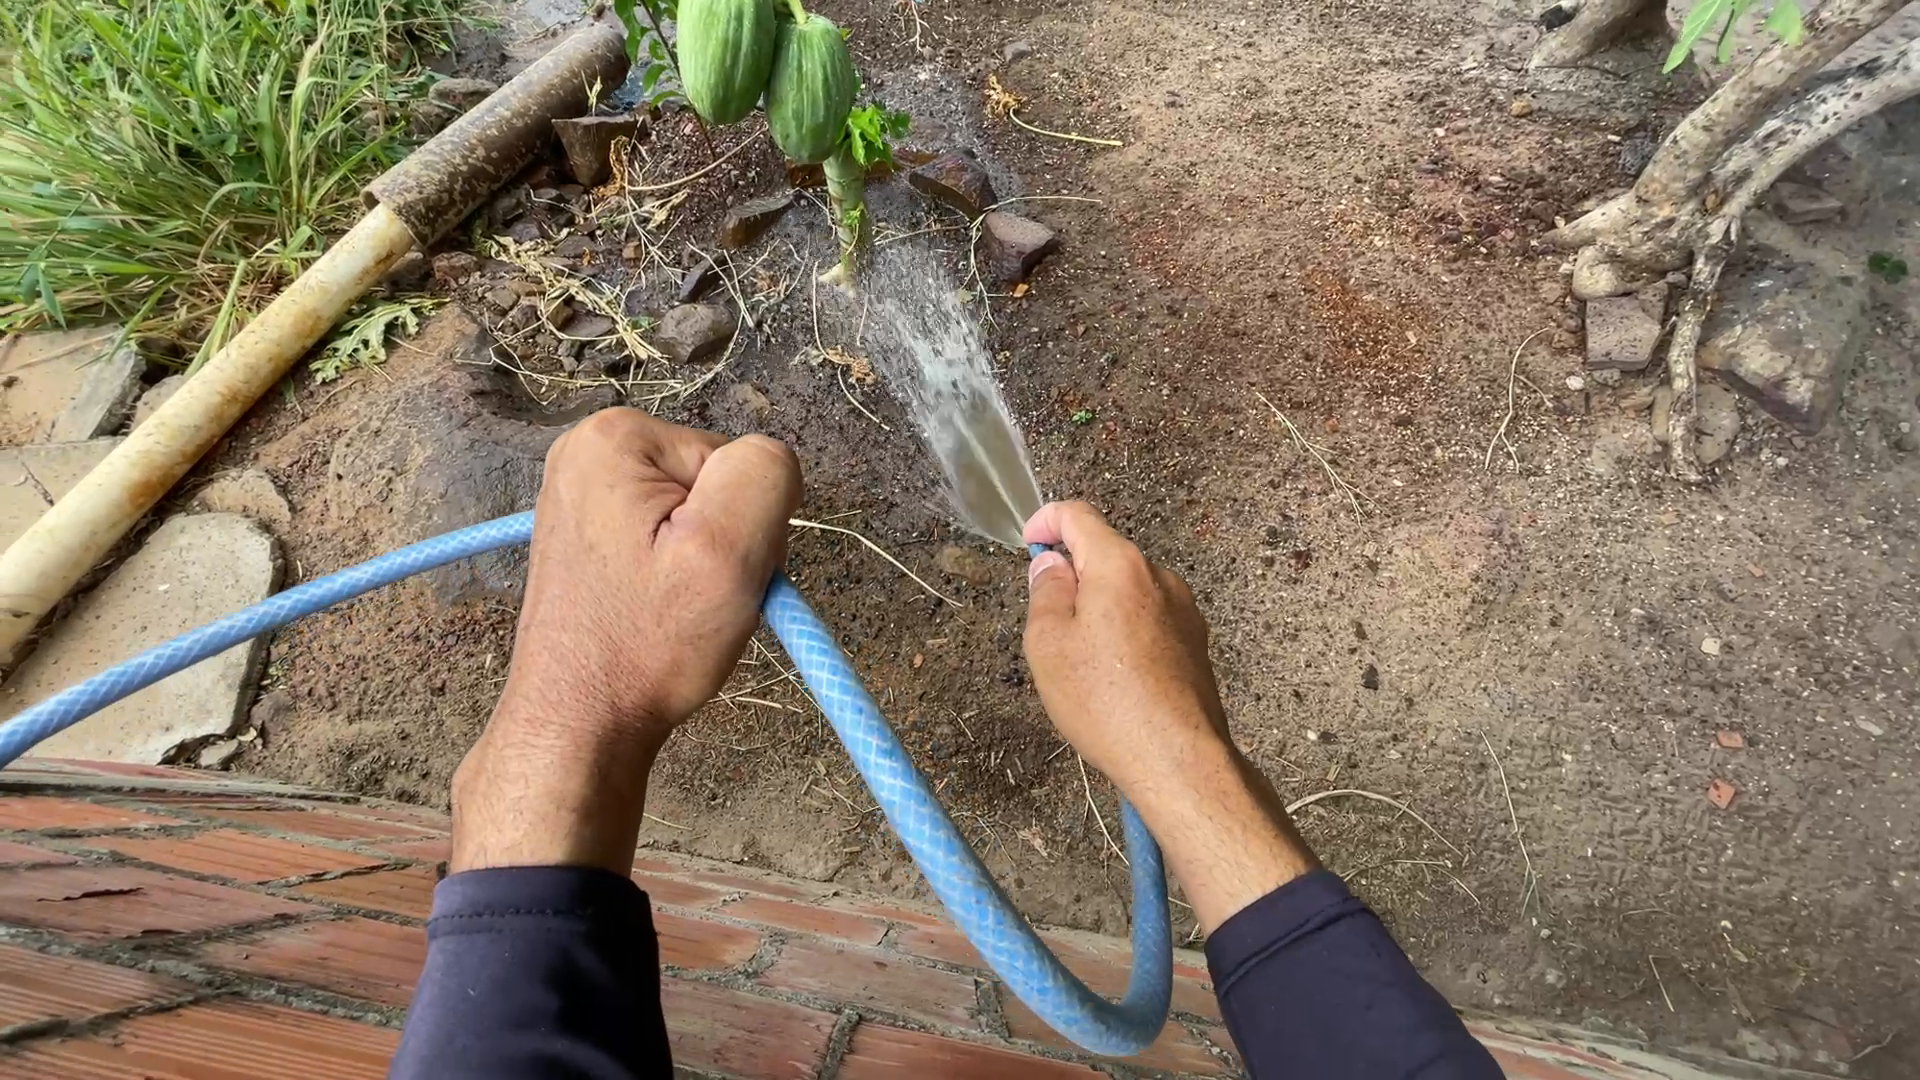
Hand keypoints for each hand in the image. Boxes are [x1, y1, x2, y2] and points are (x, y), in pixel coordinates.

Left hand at [452, 409, 801, 873]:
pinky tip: (663, 601)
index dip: (746, 522)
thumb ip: (764, 475)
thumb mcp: (726, 550)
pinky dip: (683, 567)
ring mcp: (584, 490)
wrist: (581, 721)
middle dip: (729, 537)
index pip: (740, 461)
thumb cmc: (651, 642)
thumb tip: (771, 460)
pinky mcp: (590, 528)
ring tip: (681, 602)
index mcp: (618, 437)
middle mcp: (589, 448)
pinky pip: (672, 531)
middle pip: (719, 479)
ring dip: (710, 557)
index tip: (713, 572)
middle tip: (701, 592)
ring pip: (702, 509)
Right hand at [1023, 502, 1316, 929]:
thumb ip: (1046, 590)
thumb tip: (1052, 563)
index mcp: (1119, 565)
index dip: (1046, 520)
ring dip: (1099, 603)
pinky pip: (1148, 616)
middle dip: (1072, 572)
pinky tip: (1116, 674)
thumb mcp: (1049, 643)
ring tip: (1082, 659)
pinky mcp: (1195, 641)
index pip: (1078, 514)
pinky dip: (1124, 626)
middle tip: (1047, 620)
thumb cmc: (1102, 698)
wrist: (1177, 758)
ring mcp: (1183, 608)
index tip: (1028, 544)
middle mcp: (1158, 575)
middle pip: (1105, 553)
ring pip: (1127, 588)